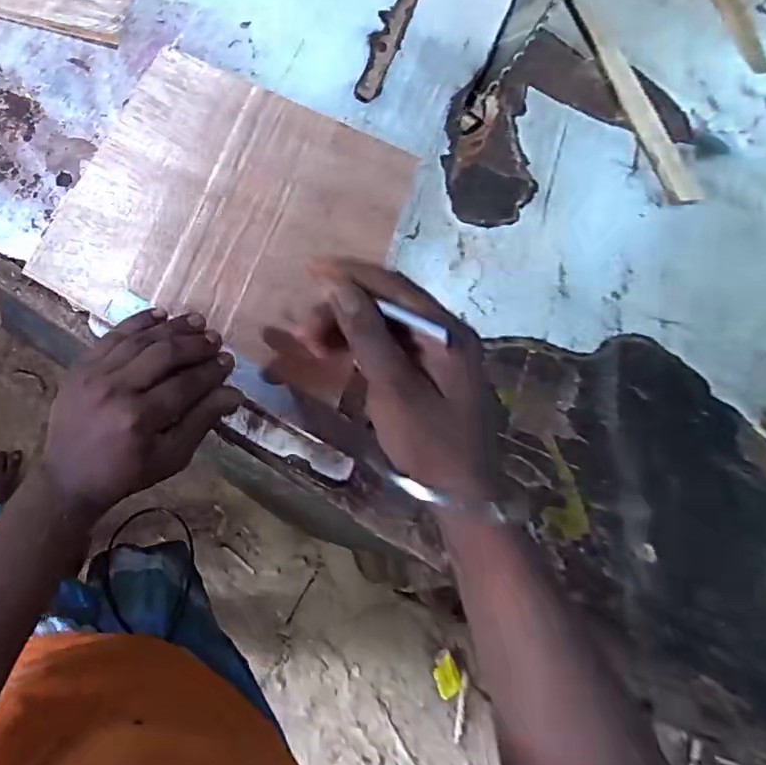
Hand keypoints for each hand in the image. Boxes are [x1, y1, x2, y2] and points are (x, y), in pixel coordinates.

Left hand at [40, 309, 241, 515]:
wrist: (70, 474)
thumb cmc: (125, 472)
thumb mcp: (169, 458)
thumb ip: (200, 422)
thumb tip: (233, 393)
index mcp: (140, 419)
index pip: (185, 385)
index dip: (210, 371)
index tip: (228, 361)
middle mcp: (117, 390)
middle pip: (163, 355)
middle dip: (194, 344)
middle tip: (215, 338)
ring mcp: (95, 374)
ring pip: (139, 340)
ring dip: (170, 327)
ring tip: (195, 321)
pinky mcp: (81, 365)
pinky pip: (113, 335)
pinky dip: (137, 322)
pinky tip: (159, 314)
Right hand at [272, 261, 499, 502]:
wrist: (461, 496)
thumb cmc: (429, 442)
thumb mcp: (393, 387)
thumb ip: (366, 333)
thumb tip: (338, 286)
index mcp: (446, 333)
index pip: (395, 286)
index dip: (351, 274)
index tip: (311, 269)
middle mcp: (442, 333)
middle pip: (384, 303)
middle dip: (340, 309)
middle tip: (304, 333)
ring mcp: (433, 352)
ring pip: (379, 321)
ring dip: (342, 326)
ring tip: (311, 347)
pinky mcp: (421, 368)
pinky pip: (382, 342)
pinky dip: (353, 343)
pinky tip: (330, 354)